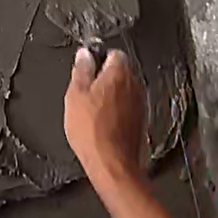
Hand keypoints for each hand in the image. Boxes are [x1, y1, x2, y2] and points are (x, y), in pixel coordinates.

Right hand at [64, 47, 147, 189]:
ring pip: (125, 90)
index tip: (87, 68)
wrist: (112, 164)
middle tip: (86, 91)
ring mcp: (140, 103)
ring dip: (112, 96)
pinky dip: (118, 112)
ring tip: (93, 111)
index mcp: (119, 73)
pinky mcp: (141, 121)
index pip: (113, 53)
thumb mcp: (75, 95)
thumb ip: (81, 70)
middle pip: (121, 71)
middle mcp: (134, 85)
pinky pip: (129, 108)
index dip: (98, 58)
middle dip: (105, 78)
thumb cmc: (93, 132)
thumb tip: (84, 55)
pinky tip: (104, 124)